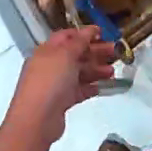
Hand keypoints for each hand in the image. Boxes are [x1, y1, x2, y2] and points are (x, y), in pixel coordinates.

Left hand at [5, 26, 117, 144]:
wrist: (36, 119)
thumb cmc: (49, 81)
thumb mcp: (66, 54)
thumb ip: (79, 42)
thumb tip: (88, 30)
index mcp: (47, 50)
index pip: (67, 36)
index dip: (84, 33)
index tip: (102, 33)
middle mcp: (50, 65)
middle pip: (75, 54)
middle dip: (95, 52)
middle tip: (114, 52)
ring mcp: (55, 84)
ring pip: (78, 73)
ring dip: (96, 70)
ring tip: (112, 71)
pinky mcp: (60, 102)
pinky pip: (78, 90)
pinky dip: (90, 87)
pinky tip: (102, 86)